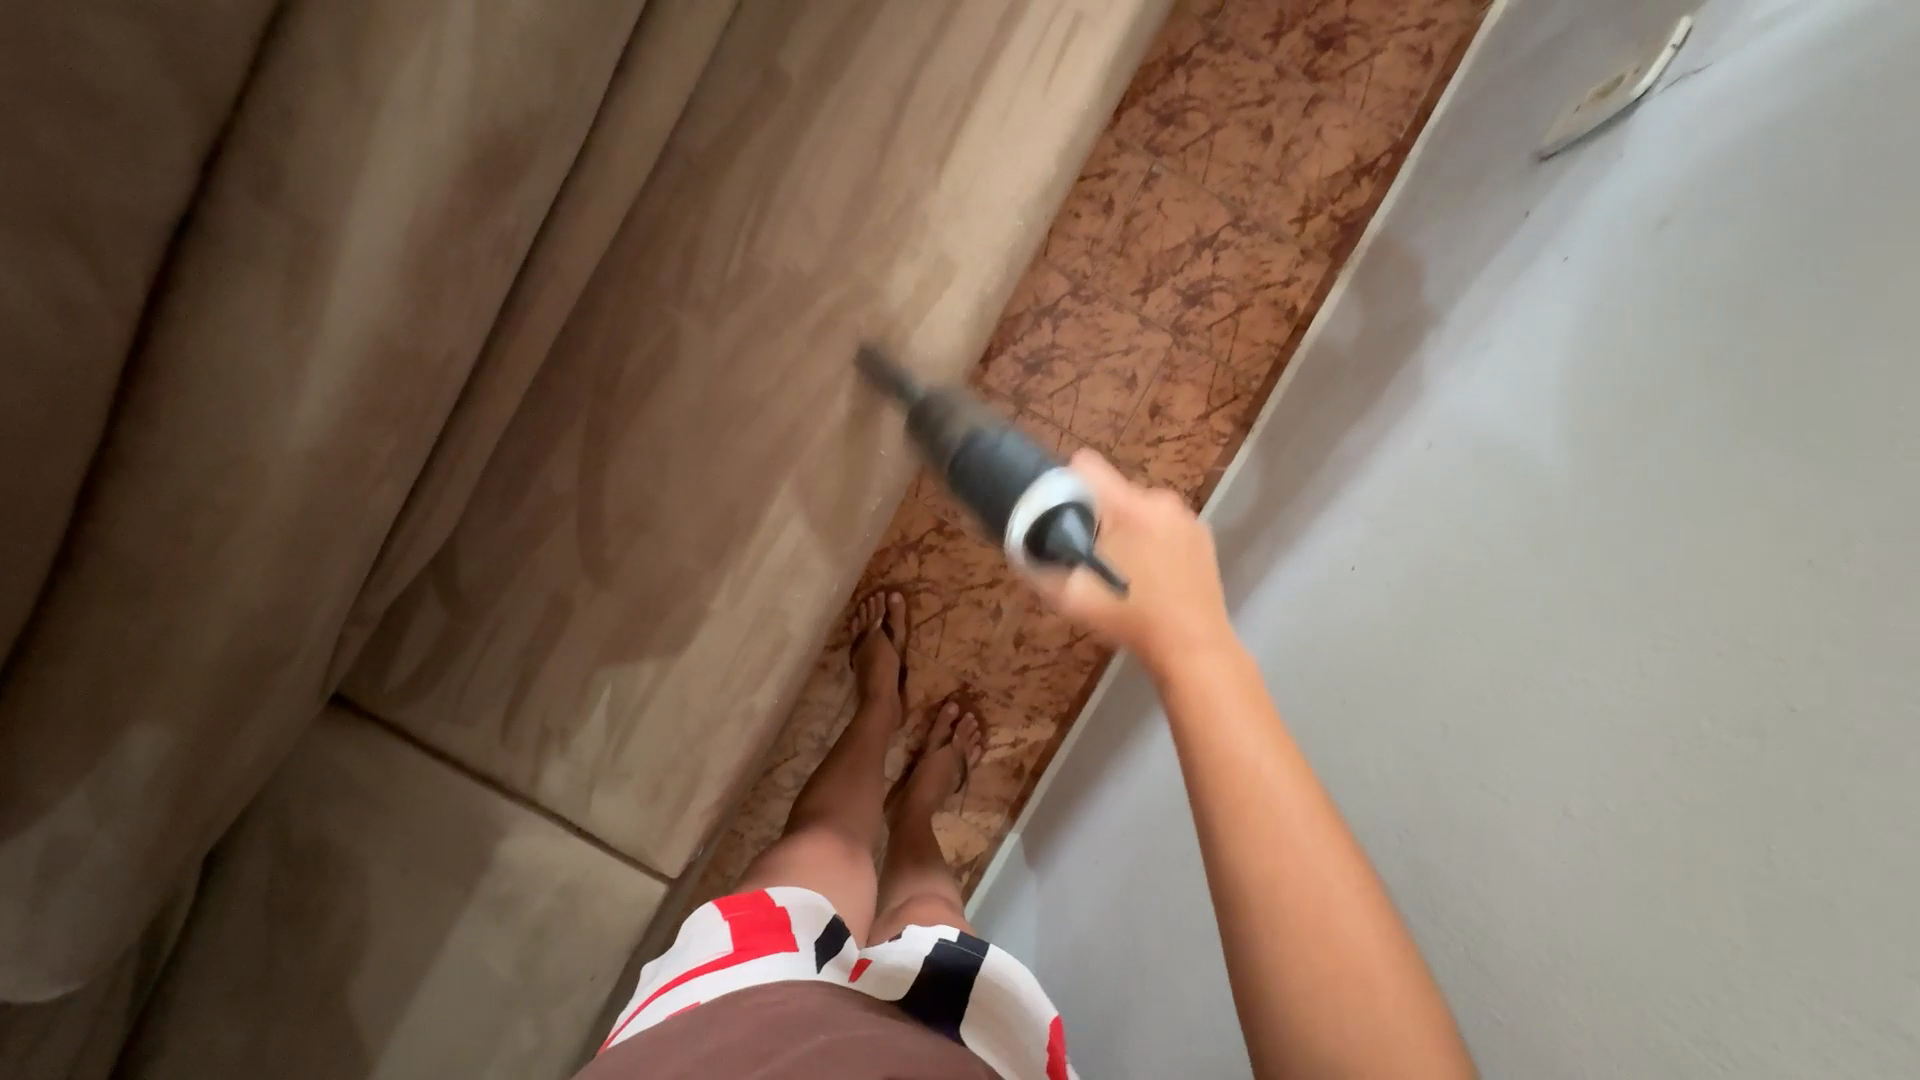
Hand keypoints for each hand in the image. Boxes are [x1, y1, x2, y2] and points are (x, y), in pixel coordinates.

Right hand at [1035, 449, 1238, 677]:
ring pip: (1140, 508)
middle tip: (1090, 553)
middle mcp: (1159, 501)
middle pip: (1113, 490)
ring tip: (1124, 568)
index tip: (1059, 509)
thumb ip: (1039, 568)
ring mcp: (1186, 517)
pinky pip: (1164, 523)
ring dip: (1127, 527)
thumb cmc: (1130, 619)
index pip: (1086, 465)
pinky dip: (1153, 539)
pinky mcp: (1203, 534)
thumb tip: (1022, 549)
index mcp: (1127, 507)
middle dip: (1098, 514)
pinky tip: (1152, 573)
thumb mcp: (1071, 599)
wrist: (1193, 646)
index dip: (1066, 482)